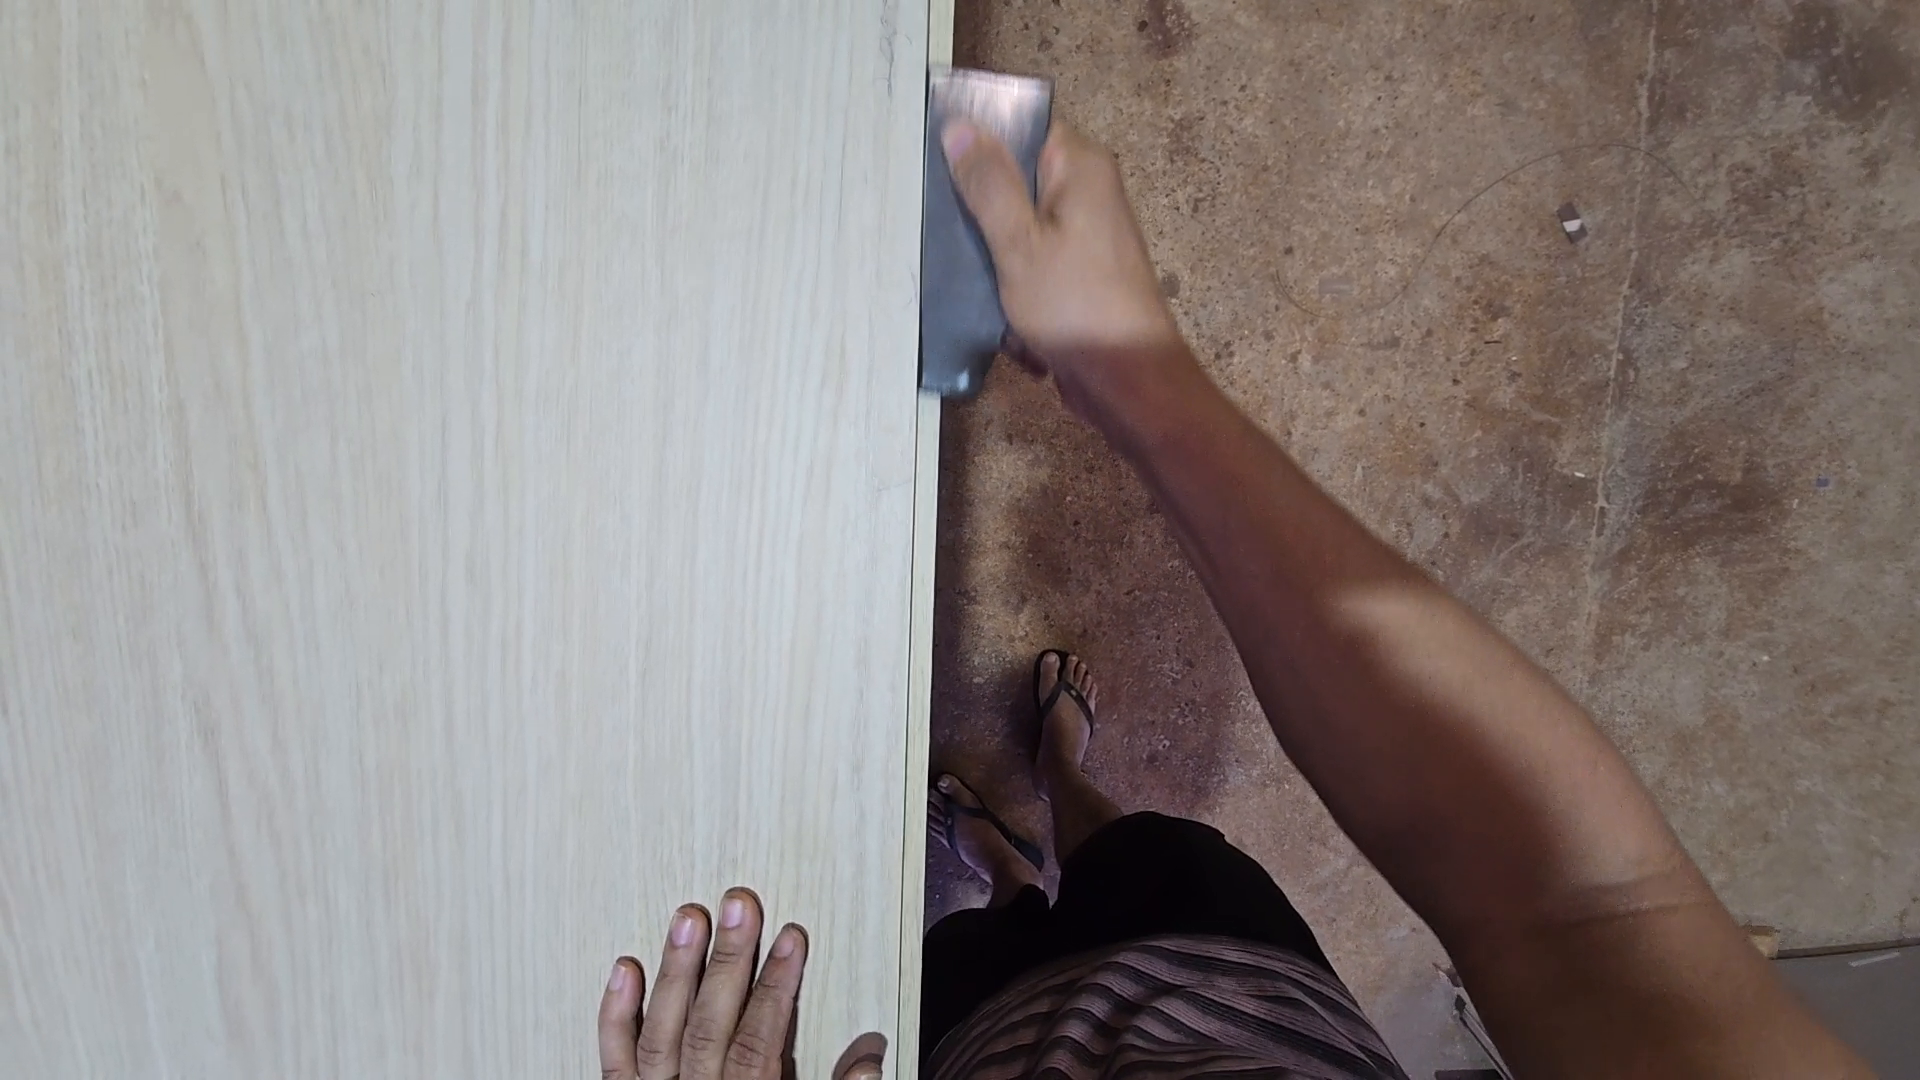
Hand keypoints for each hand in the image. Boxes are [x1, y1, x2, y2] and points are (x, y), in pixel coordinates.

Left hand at [599, 888, 884, 1079]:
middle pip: (708, 1028)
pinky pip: (616, 1063)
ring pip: (661, 1034)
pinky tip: (625, 968)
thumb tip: (870, 1057)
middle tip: (739, 906)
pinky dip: (616, 1016)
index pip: (758, 1043)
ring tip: (688, 919)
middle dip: (727, 962)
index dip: (776, 988)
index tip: (791, 938)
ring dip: (675, 973)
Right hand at [941, 119, 1191, 410]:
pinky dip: (1017, 295)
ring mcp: (1085, 242)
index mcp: (1080, 168)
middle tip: (951, 240)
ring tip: (978, 286)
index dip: (981, 148)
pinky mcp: (1078, 281)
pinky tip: (1007, 321)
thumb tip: (959, 125)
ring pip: (1020, 236)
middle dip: (984, 218)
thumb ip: (988, 184)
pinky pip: (1034, 273)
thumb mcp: (1019, 242)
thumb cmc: (1074, 305)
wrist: (1124, 378)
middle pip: (1017, 186)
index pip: (1023, 130)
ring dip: (997, 266)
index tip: (942, 176)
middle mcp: (1088, 196)